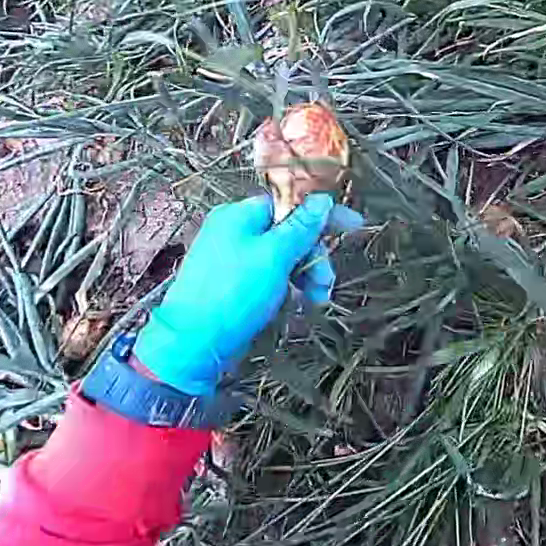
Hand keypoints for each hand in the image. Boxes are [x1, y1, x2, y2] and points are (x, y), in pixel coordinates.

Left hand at [130, 194, 363, 394]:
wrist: (192, 345)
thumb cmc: (232, 294)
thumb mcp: (274, 256)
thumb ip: (301, 227)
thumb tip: (322, 200)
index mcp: (239, 216)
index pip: (290, 205)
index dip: (322, 216)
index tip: (353, 226)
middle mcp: (236, 232)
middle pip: (291, 233)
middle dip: (315, 256)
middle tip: (325, 280)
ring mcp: (235, 259)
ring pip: (286, 257)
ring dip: (307, 274)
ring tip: (317, 298)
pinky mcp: (238, 284)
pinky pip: (274, 276)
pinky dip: (290, 287)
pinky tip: (299, 302)